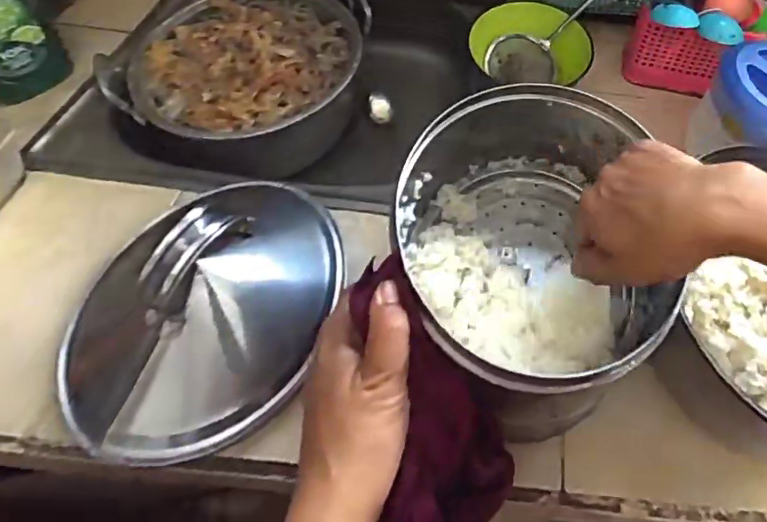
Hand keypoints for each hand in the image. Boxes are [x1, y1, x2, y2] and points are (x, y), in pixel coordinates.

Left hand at [290, 281, 409, 521]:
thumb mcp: (381, 383)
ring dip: (395, 327)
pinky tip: (416, 356)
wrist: (338, 511)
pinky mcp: (348, 401)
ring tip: (433, 317)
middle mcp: (331, 353)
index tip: (422, 268)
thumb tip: (390, 285)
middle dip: (395, 301)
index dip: (388, 279)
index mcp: (333, 341)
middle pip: (364, 313)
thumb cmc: (359, 443)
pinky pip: (371, 359)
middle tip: (435, 291)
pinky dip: (392, 351)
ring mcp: (337, 378)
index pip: (360, 291)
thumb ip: (387, 333)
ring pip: (369, 337)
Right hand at [573, 141, 759, 284]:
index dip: (604, 246)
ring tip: (665, 212)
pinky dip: (651, 176)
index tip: (627, 253)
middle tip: (648, 235)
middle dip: (619, 218)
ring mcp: (626, 159)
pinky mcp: (649, 147)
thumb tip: (578, 261)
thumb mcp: (628, 272)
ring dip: (635, 195)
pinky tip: (671, 190)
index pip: (585, 232)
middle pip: (604, 204)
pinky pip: (642, 165)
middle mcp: (602, 178)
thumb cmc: (668, 244)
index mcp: (590, 209)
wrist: (712, 205)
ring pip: (623, 183)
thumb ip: (593, 268)